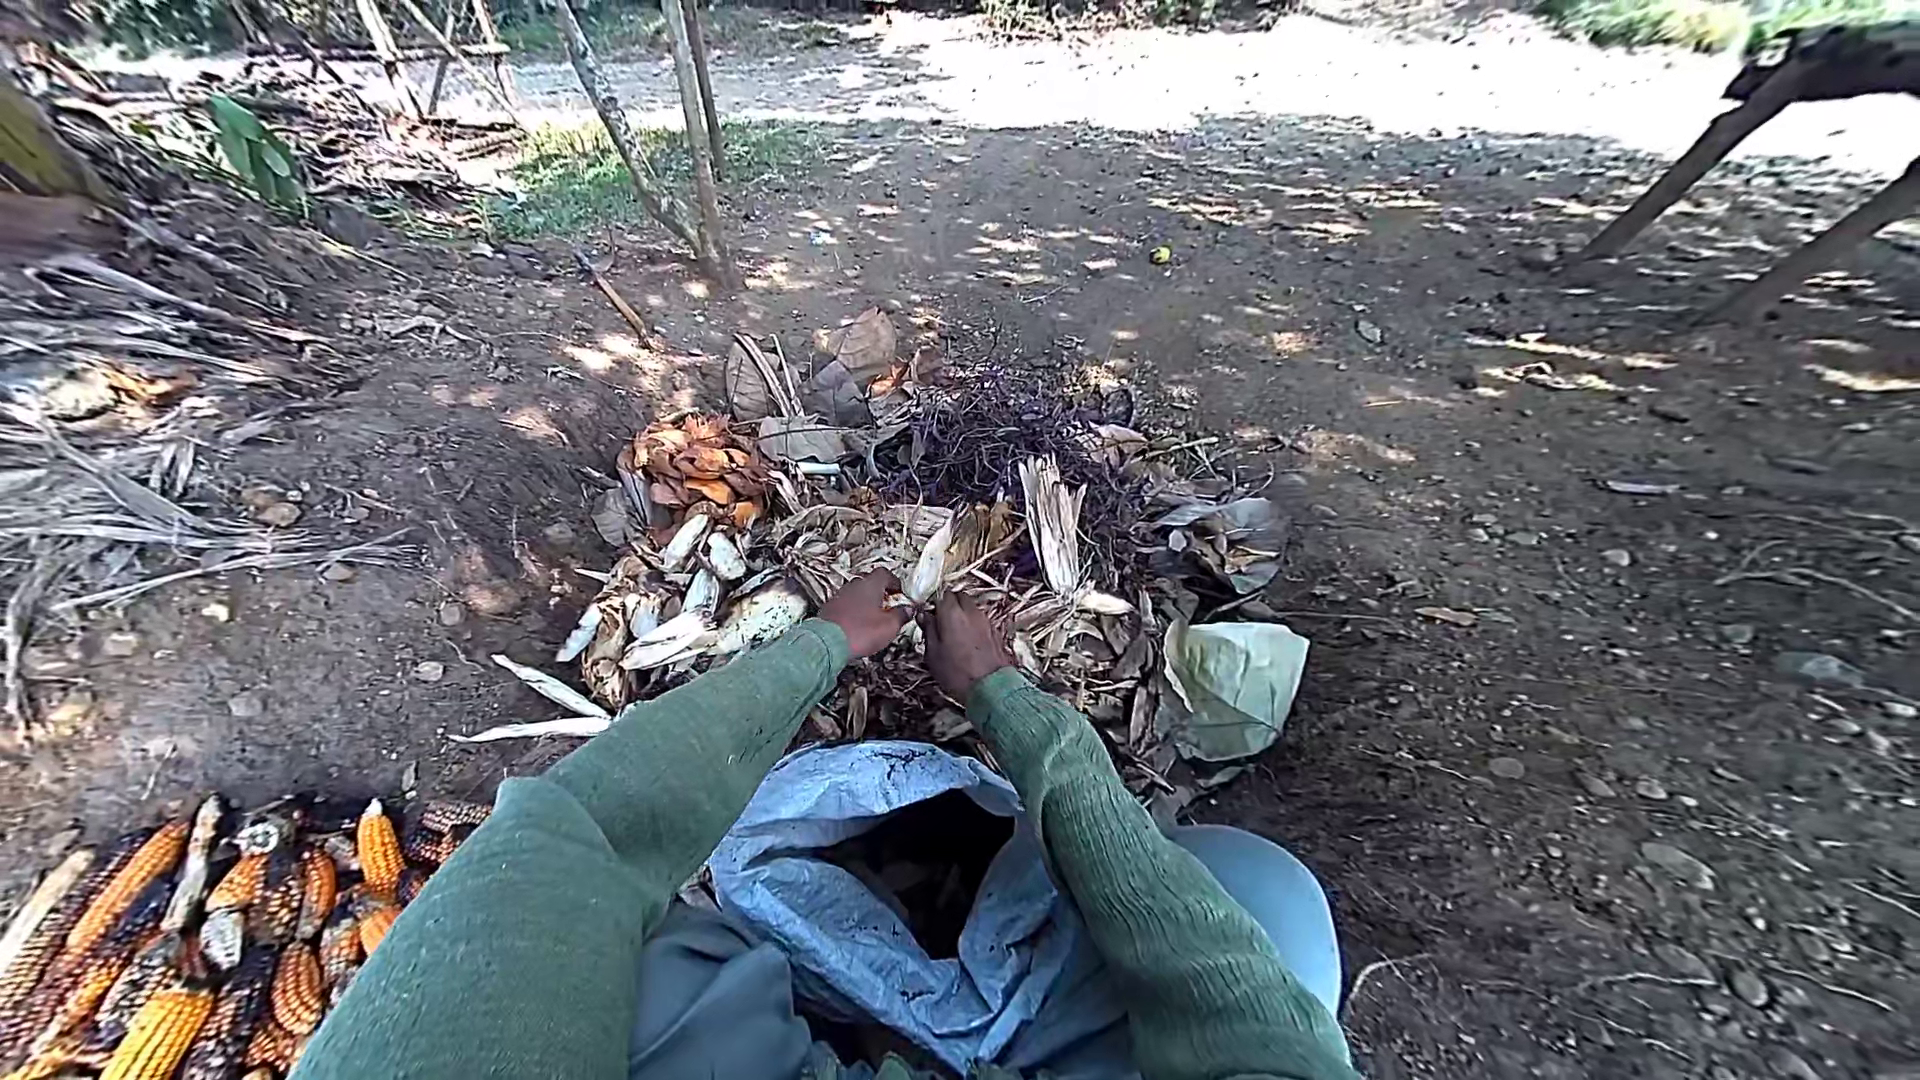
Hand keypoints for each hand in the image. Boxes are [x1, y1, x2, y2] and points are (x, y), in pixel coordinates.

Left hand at [818, 570, 909, 658]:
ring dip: (865, 602)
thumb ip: (901, 615)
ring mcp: (839, 597)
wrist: (827, 644)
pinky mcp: (829, 610)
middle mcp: (853, 587)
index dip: (895, 583)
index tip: (899, 593)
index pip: (885, 574)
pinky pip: (844, 605)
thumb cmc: (858, 632)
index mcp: (870, 585)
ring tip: (873, 617)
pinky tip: (857, 625)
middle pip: (869, 582)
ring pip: (856, 594)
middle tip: (888, 604)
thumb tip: (908, 610)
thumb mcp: (890, 626)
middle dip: (880, 592)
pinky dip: (852, 612)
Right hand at [922, 592, 1014, 702]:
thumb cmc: (961, 675)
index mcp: (953, 614)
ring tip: (954, 634)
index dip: (934, 603)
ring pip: (971, 608)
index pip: (942, 595)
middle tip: (940, 620)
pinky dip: (974, 626)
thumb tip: (924, 617)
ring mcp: (986, 621)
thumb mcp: (933, 653)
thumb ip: (928, 629)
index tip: (929, 613)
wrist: (991, 689)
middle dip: (949, 604)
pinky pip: (981, 621)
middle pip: (959, 597)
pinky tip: (968, 642)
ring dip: (962, 615)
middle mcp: (972, 613)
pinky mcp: (995, 632)